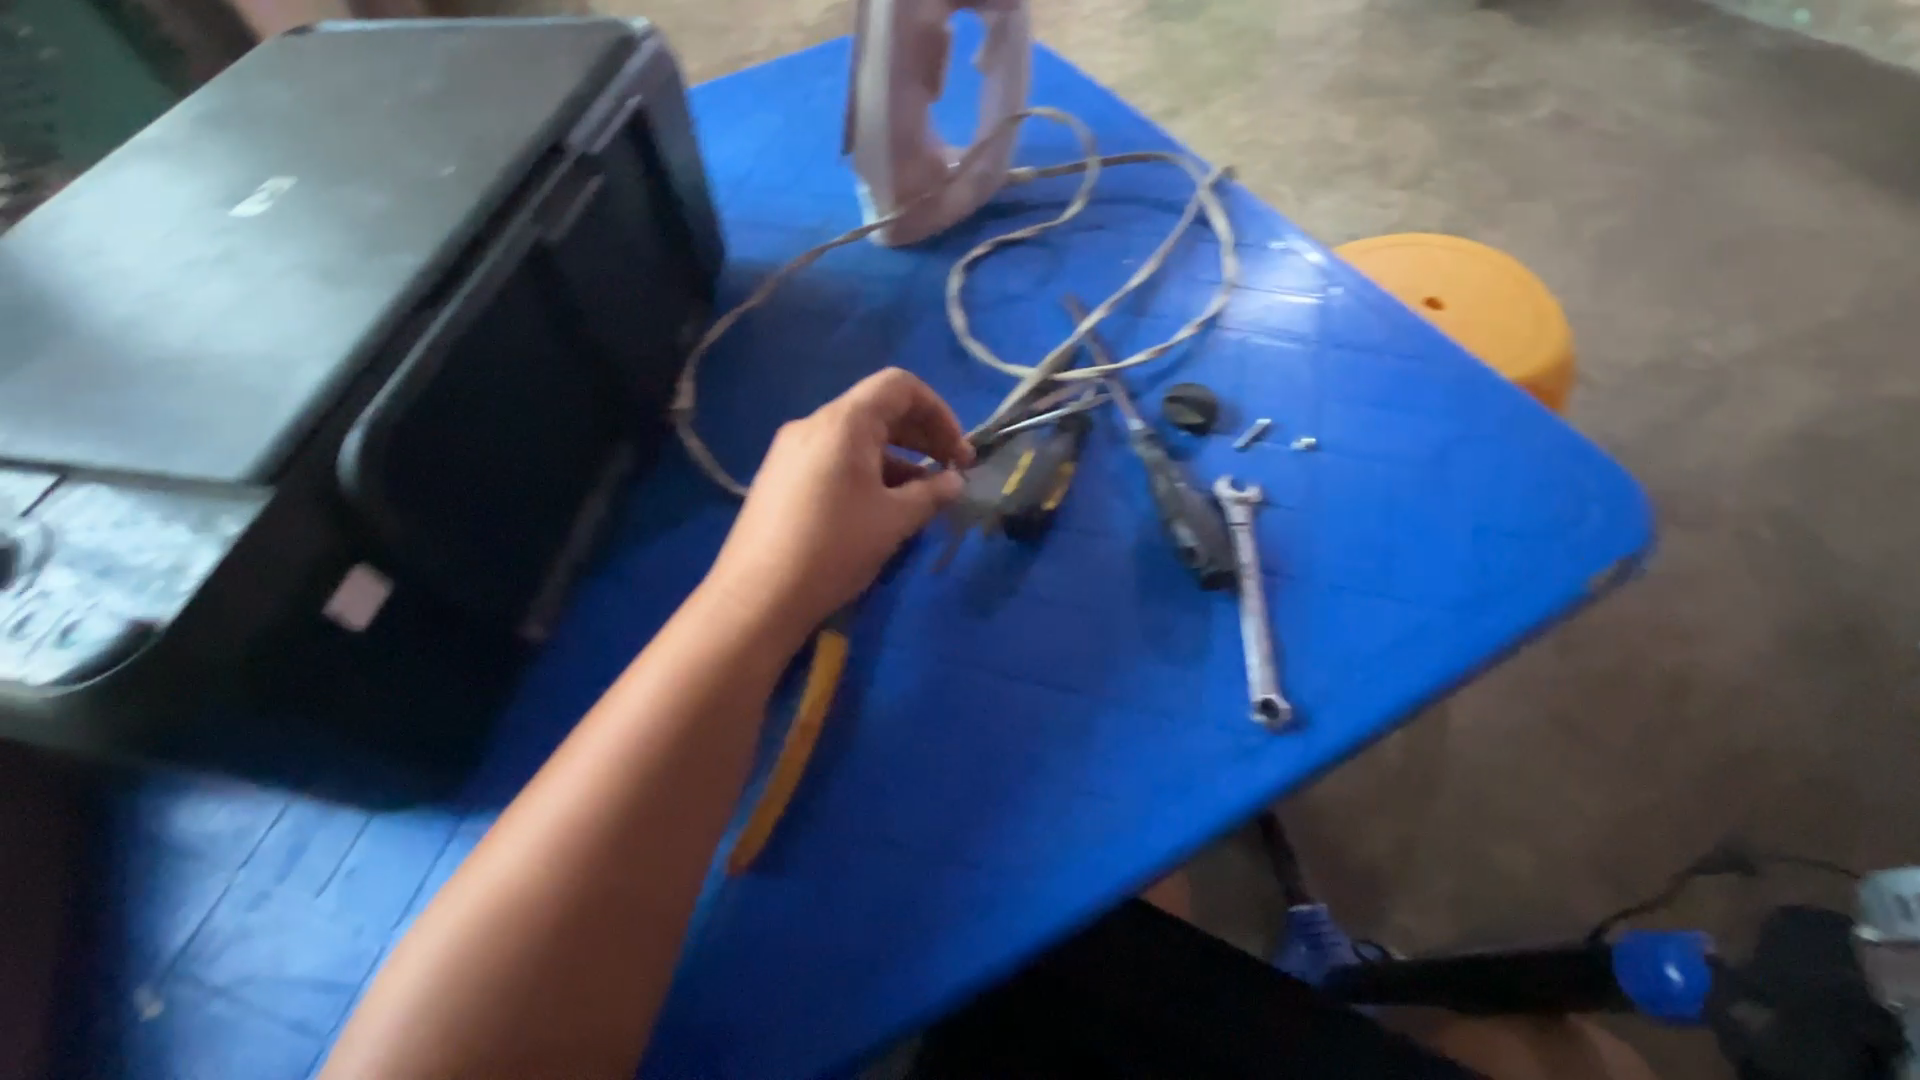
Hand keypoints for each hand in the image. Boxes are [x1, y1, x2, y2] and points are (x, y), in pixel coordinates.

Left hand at [705, 368, 975, 635]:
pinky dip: (866, 472)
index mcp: (843, 422)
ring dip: (897, 459)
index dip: (939, 412)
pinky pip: (833, 459)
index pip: (900, 386)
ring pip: (856, 438)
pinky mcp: (780, 477)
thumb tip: (955, 482)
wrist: (757, 596)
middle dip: (922, 437)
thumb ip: (932, 494)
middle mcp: (813, 424)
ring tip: (921, 498)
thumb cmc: (834, 549)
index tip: (959, 454)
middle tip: (951, 474)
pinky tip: (880, 509)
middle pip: (878, 409)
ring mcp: (791, 451)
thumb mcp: (894, 521)